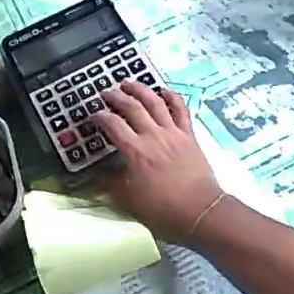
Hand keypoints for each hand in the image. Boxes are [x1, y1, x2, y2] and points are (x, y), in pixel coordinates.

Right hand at [95, 81, 222, 241]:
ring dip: (140, 89)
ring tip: (129, 82)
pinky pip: (180, 110)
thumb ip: (113, 184)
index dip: (99, 116)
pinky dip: (172, 97)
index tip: (93, 115)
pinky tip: (164, 90)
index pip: (112, 125)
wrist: (200, 211)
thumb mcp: (129, 201)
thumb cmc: (162, 210)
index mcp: (134, 151)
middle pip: (131, 107)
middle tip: (106, 92)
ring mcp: (173, 133)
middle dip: (116, 96)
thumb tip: (101, 173)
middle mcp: (152, 135)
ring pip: (154, 102)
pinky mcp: (189, 135)